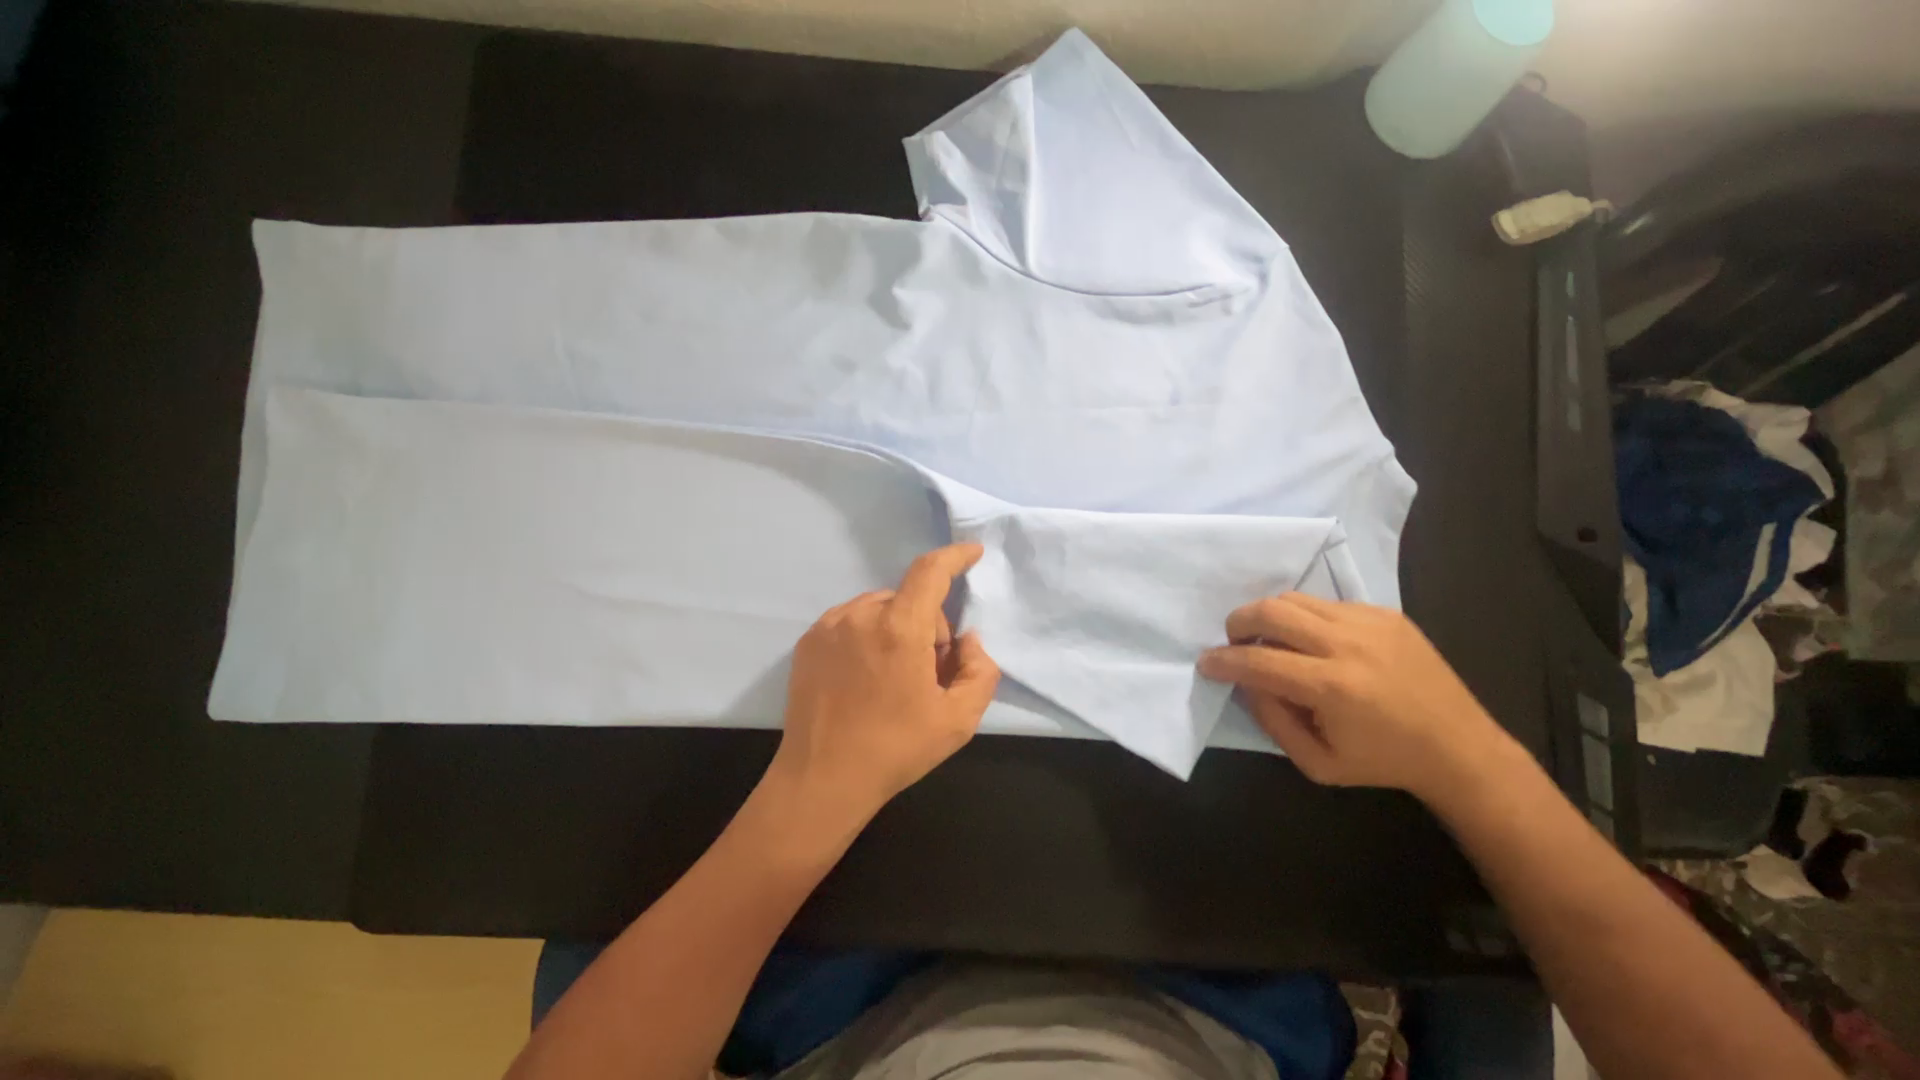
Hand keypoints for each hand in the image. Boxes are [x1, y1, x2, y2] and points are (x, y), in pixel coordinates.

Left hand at [768, 543, 1001, 825]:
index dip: (955, 557)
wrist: (822, 779)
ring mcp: (829, 627)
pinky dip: (867, 638)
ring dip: (896, 631)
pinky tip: (865, 681)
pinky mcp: (808, 643)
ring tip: (894, 682)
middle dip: (928, 627)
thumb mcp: (959, 720)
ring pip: (878, 610)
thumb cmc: (895, 749)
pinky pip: (850, 623)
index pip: (930, 572)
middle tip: (930, 675)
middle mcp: (861, 615)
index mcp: (900, 628)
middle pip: (908, 600)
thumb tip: (967, 641)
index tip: (972, 554)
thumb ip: (979, 671)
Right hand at [1198, 593, 1516, 804]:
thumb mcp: (1317, 763)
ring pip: (1297, 599)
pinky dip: (1308, 619)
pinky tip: (1314, 643)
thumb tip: (1247, 684)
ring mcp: (1370, 622)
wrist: (1459, 748)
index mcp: (1332, 686)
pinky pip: (1329, 604)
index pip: (1258, 661)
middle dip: (1239, 622)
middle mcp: (1348, 644)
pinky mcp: (1386, 614)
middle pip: (1273, 611)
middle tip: (1234, 641)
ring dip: (1271, 616)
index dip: (1223, 661)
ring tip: (1269, 639)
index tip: (1206, 663)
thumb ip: (1273, 721)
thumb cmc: (1382, 762)